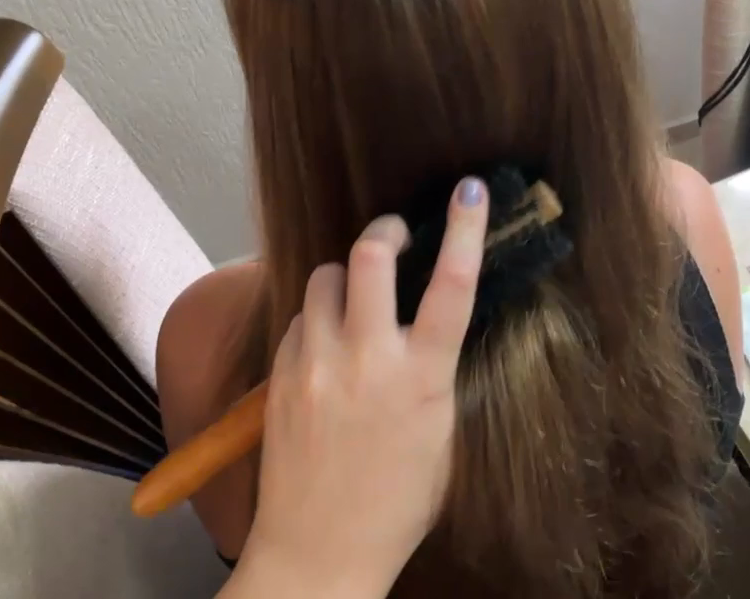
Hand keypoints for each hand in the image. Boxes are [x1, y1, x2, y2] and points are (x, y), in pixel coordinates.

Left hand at [225, 178, 487, 598]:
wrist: (318, 558)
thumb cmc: (398, 503)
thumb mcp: (440, 434)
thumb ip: (434, 371)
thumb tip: (430, 320)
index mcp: (422, 377)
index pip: (452, 285)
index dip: (465, 229)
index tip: (469, 190)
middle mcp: (367, 360)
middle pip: (370, 256)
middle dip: (386, 232)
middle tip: (395, 236)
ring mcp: (316, 366)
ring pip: (324, 277)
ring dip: (346, 275)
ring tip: (356, 297)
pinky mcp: (280, 377)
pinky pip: (300, 317)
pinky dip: (318, 316)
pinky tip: (326, 343)